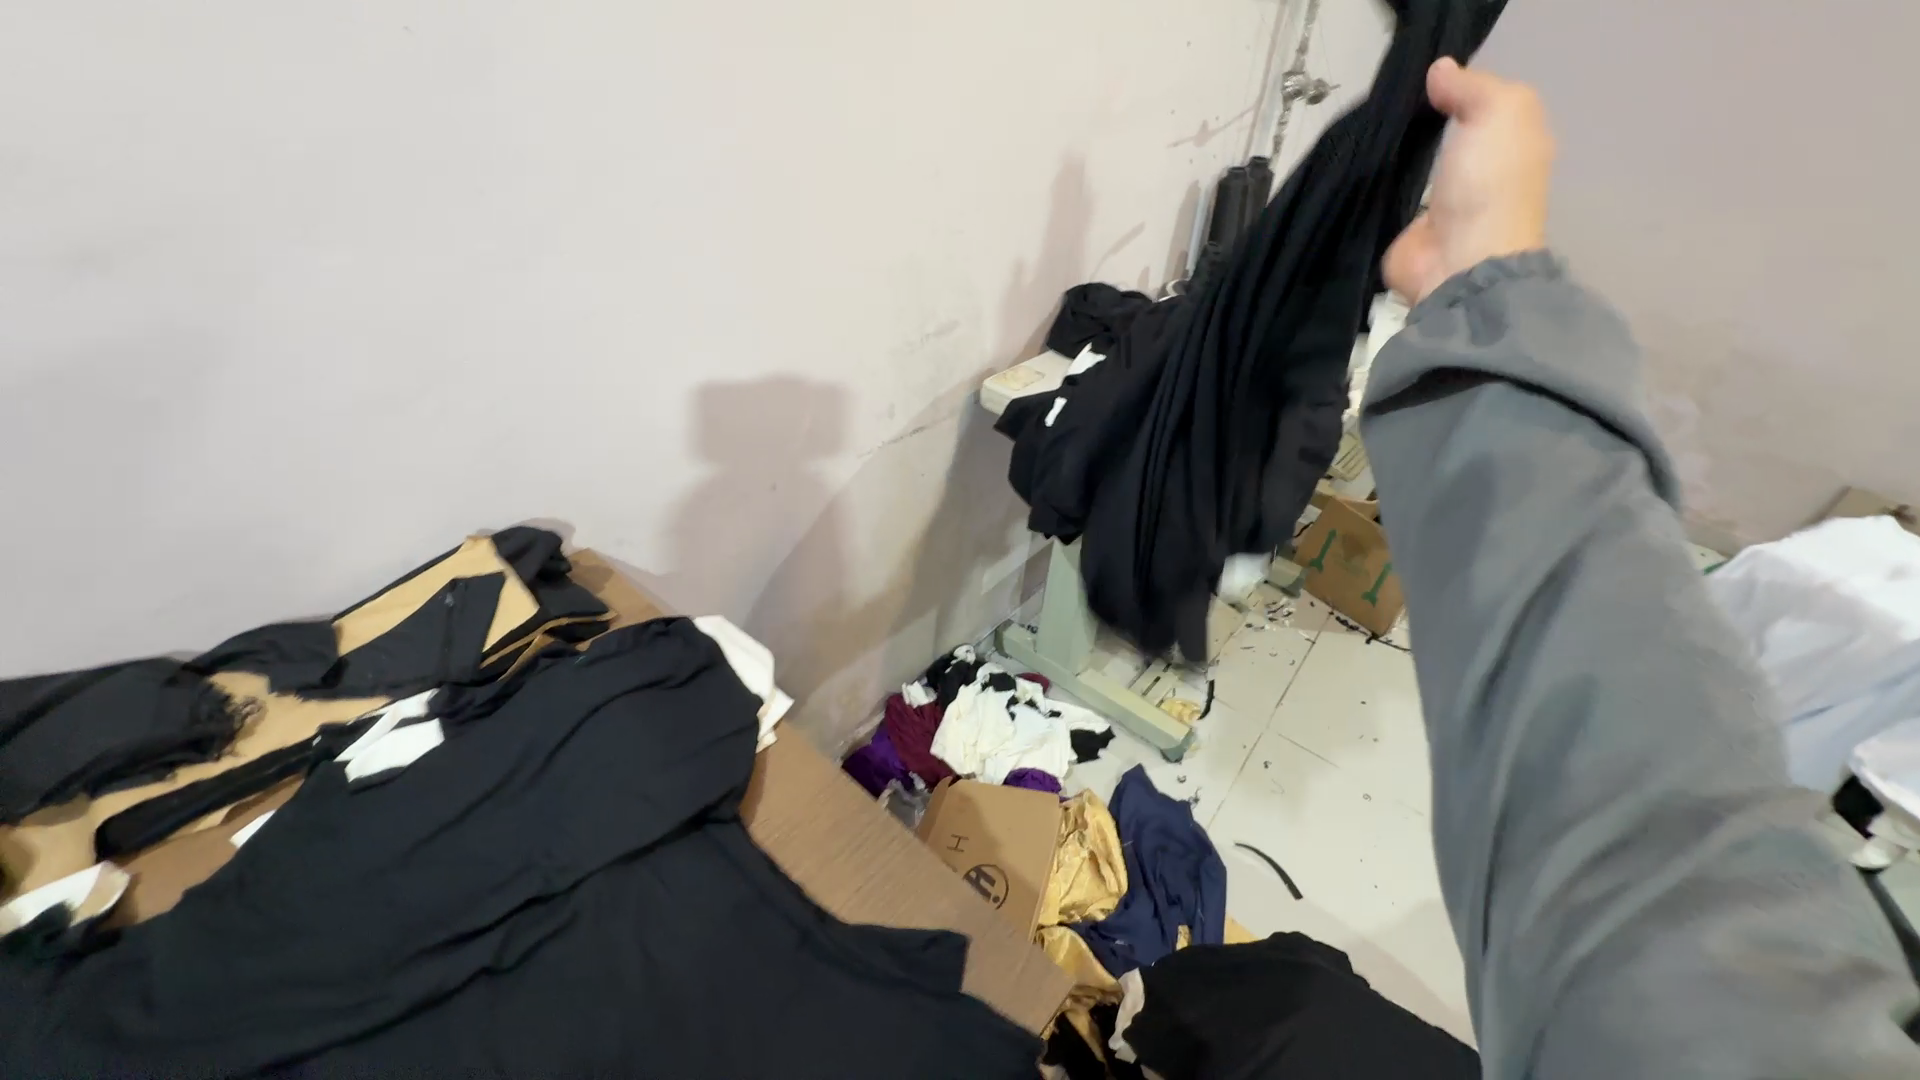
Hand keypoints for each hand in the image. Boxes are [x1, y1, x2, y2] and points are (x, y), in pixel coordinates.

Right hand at [1384, 59, 1554, 304]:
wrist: (1458, 262)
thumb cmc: (1489, 185)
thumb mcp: (1500, 113)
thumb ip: (1472, 88)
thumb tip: (1438, 71)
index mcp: (1509, 147)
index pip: (1479, 109)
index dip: (1453, 92)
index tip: (1416, 84)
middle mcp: (1476, 177)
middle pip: (1442, 141)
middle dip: (1415, 128)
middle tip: (1380, 112)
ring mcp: (1438, 210)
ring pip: (1411, 172)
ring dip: (1389, 162)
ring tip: (1360, 141)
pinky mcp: (1404, 235)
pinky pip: (1385, 205)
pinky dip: (1371, 194)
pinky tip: (1353, 178)